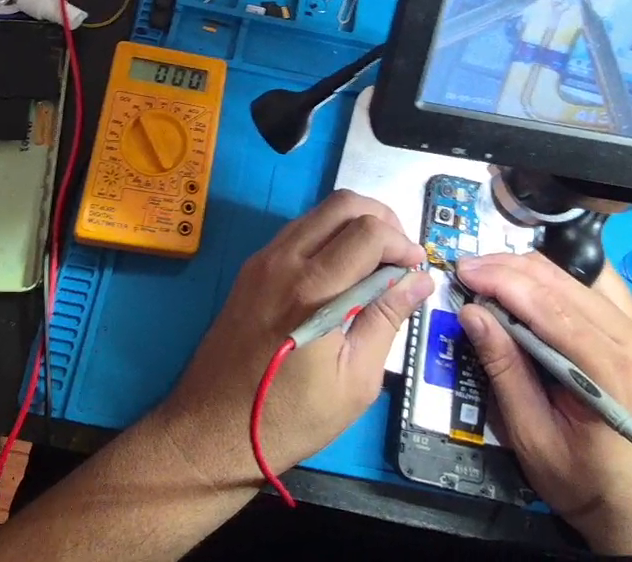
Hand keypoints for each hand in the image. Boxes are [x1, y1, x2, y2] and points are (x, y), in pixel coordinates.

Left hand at [147, 190, 430, 490]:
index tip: (416, 269)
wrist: (212, 428)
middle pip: (344, 204)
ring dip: (354, 223)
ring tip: (375, 262)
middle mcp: (286, 261)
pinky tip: (341, 270)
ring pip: (319, 211)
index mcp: (315, 291)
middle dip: (382, 220)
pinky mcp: (252, 267)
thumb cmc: (290, 417)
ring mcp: (264, 259)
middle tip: (399, 256)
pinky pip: (298, 229)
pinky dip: (328, 234)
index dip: (403, 243)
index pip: (369, 231)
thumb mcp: (355, 381)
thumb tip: (419, 279)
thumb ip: (386, 319)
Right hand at [456, 251, 631, 558]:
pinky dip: (563, 279)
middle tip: (469, 269)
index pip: (552, 307)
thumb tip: (472, 313)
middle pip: (568, 283)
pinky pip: (603, 289)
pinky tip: (534, 285)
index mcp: (615, 376)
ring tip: (494, 273)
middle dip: (512, 268)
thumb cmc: (590, 489)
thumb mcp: (534, 439)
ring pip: (586, 277)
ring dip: (535, 269)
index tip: (464, 270)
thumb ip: (505, 371)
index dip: (503, 281)